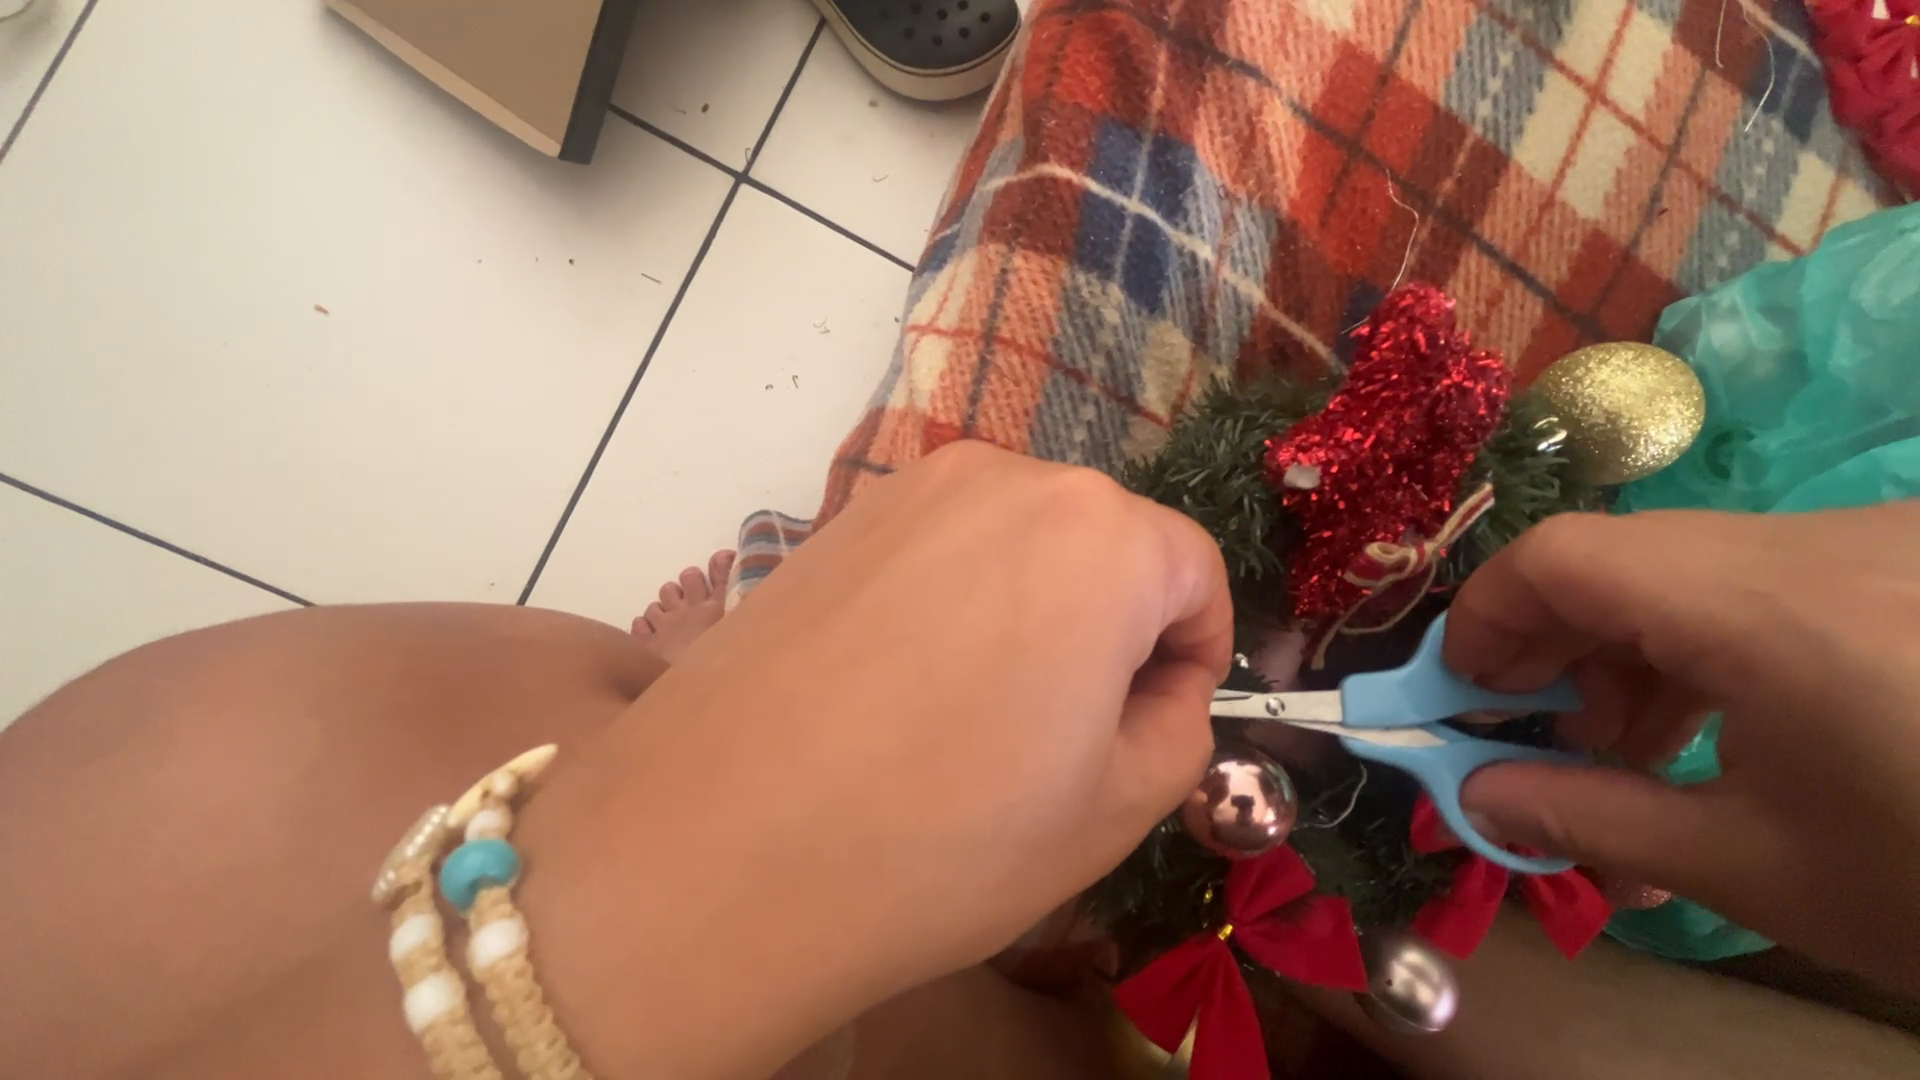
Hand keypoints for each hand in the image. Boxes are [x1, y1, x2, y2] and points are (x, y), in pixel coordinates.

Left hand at [521, 441, 1230, 1074]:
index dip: (1194, 651)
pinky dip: (958, 597)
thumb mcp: (1115, 806)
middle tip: (1067, 726)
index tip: (1155, 719)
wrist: (716, 842)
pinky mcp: (841, 515)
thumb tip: (1157, 683)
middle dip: (1113, 626)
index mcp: (1100, 535)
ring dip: (1034, 608)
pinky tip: (907, 679)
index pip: (1194, 570)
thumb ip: (1177, 724)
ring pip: (1022, 540)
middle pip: (1106, 544)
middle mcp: (1007, 478)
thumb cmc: (944, 836)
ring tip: (979, 708)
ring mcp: (911, 489)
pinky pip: (943, 545)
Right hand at [1445, 503, 1919, 990]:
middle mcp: (1825, 547)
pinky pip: (1765, 587)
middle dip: (1549, 644)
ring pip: (1687, 572)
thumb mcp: (1763, 869)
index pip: (1561, 555)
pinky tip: (1724, 730)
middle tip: (1528, 728)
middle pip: (1618, 558)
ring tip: (1626, 749)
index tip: (1460, 690)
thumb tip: (1470, 799)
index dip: (1484, 613)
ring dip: (1626, 655)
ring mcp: (1886, 552)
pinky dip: (1705, 650)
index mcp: (1773, 606)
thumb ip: (1587, 818)